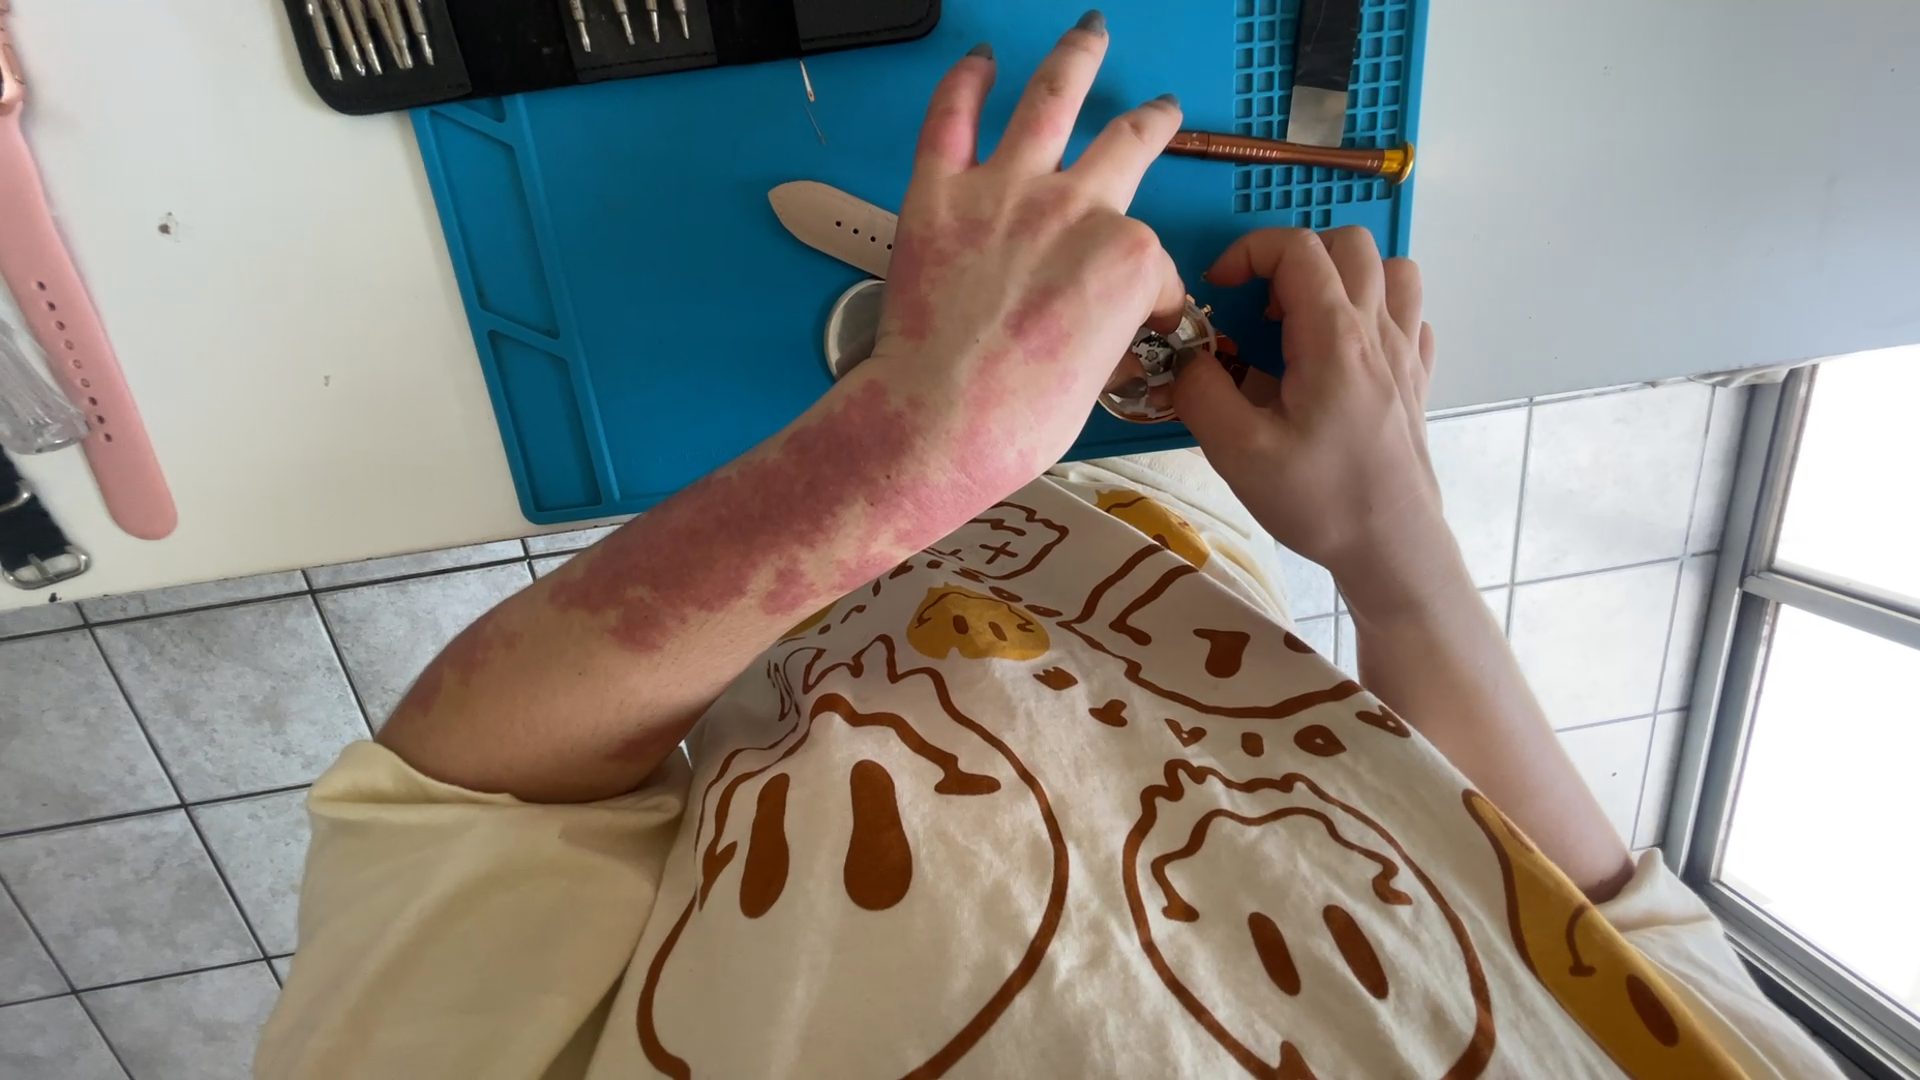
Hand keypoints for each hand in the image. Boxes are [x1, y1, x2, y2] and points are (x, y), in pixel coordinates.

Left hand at [864, 15, 1186, 494]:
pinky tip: (979, 61)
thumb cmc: (1016, 422)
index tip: (1142, 312)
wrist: (939, 425)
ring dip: (1075, 58)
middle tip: (1157, 112)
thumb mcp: (1093, 384)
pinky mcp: (939, 196)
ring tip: (1088, 34)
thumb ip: (1107, 335)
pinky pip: (951, 117)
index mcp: (1124, 259)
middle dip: (1149, 125)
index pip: (1151, 262)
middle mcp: (1073, 208)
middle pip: (1125, 146)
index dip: (1151, 292)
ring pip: (1051, 97)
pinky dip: (965, 81)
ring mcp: (1004, 193)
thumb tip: (1106, 330)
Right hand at [1173, 227, 1465, 614]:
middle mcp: (1378, 330)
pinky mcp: (1417, 380)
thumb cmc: (1317, 498)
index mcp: (1333, 337)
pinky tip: (1345, 349)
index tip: (1217, 290)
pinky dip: (1375, 310)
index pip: (1297, 248)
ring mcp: (1407, 354)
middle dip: (1293, 256)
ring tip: (1304, 318)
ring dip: (1343, 274)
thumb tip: (1185, 359)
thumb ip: (1201, 392)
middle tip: (1259, 306)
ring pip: (1392, 269)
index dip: (1247, 252)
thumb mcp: (1237, 451)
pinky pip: (1409, 315)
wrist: (1391, 545)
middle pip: (1349, 244)